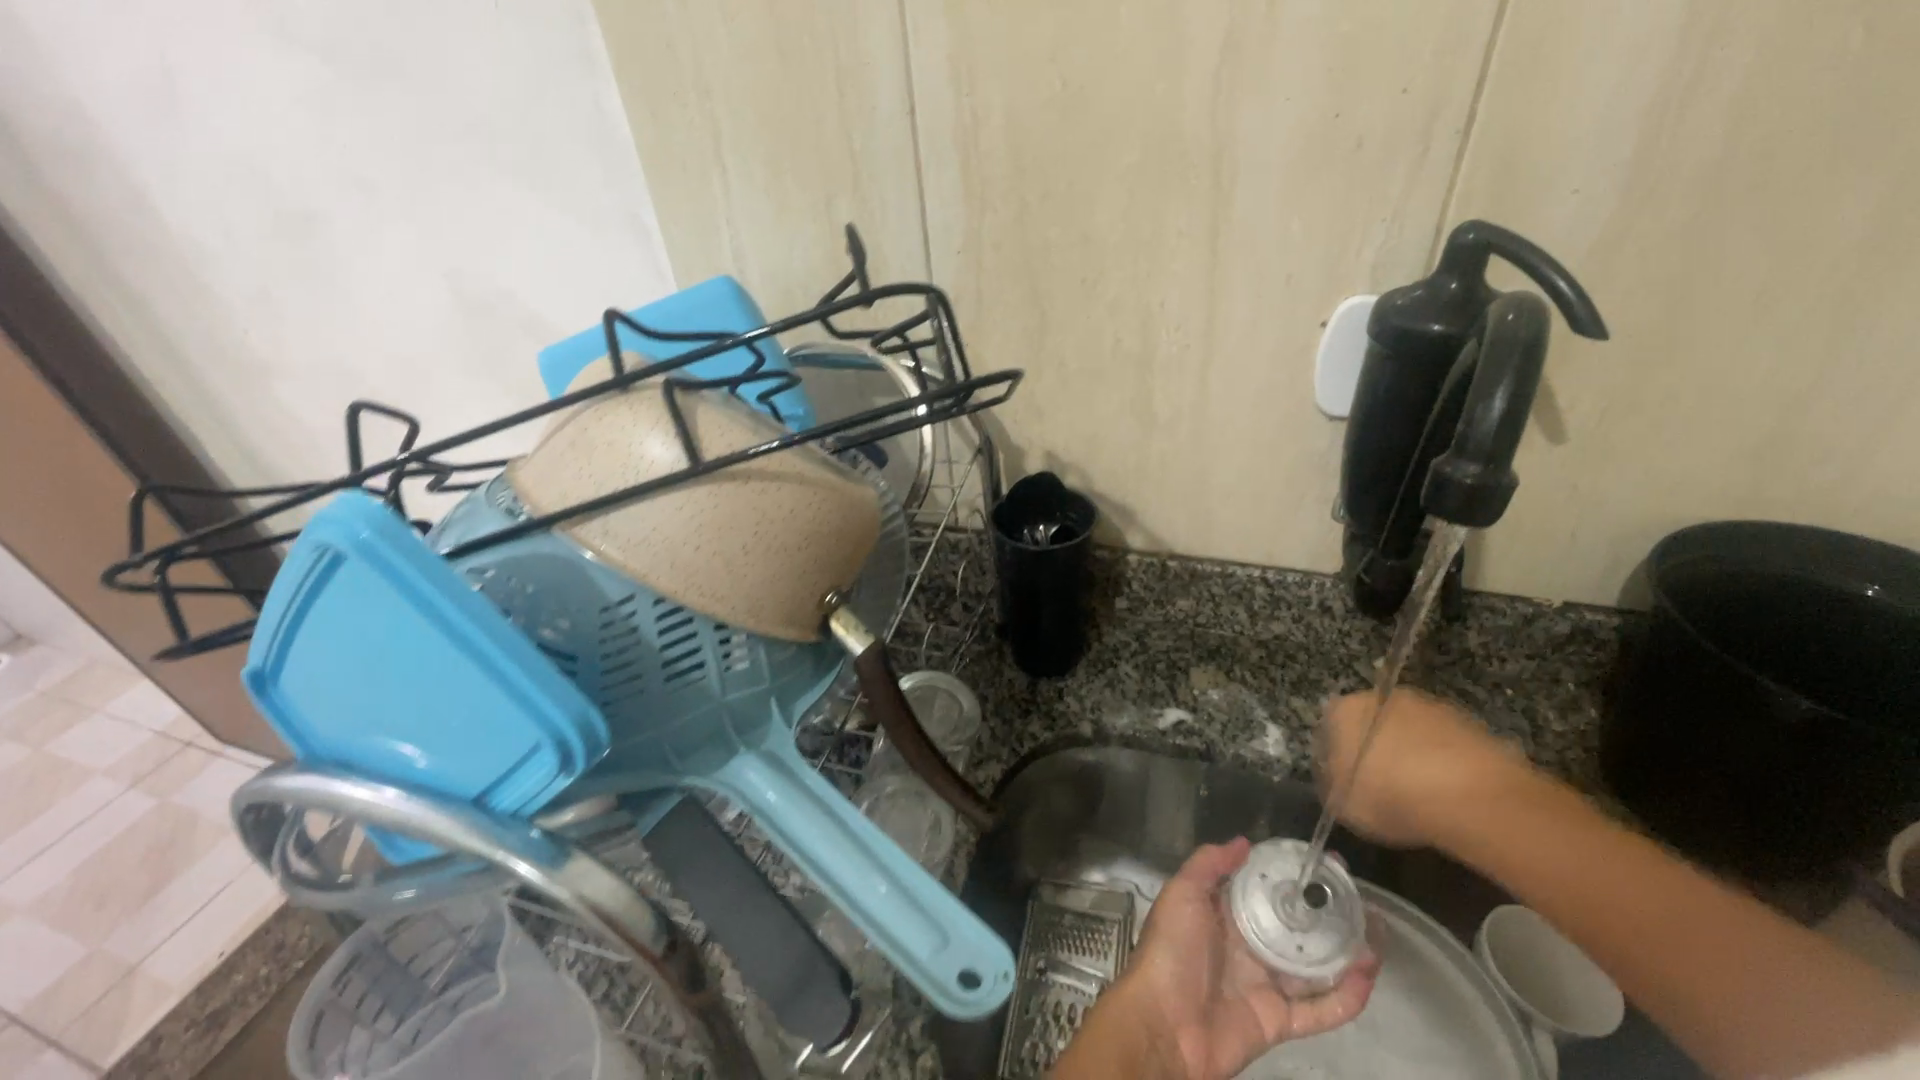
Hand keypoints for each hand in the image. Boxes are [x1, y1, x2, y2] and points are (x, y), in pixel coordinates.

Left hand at [1062, 839, 1379, 1079]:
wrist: (1162, 1024)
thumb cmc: (1170, 951)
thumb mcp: (1181, 895)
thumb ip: (1209, 865)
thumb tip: (1244, 842)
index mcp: (1225, 917)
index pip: (1267, 892)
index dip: (1295, 879)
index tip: (1329, 865)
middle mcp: (1248, 948)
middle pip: (1297, 930)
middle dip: (1328, 917)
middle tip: (1363, 902)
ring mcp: (1265, 986)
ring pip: (1315, 969)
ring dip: (1346, 955)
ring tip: (1375, 937)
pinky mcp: (1278, 1022)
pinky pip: (1319, 1011)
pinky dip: (1345, 999)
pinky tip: (1366, 977)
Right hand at [1319, 689, 1528, 847]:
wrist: (1473, 798)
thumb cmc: (1392, 797)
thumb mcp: (1342, 805)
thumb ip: (1333, 785)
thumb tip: (1338, 779)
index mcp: (1345, 710)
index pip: (1328, 729)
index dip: (1334, 758)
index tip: (1345, 785)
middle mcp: (1384, 697)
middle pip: (1371, 724)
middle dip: (1374, 750)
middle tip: (1382, 788)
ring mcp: (1431, 706)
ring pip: (1411, 732)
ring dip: (1412, 755)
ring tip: (1421, 795)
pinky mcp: (1470, 723)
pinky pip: (1445, 745)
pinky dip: (1445, 764)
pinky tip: (1450, 794)